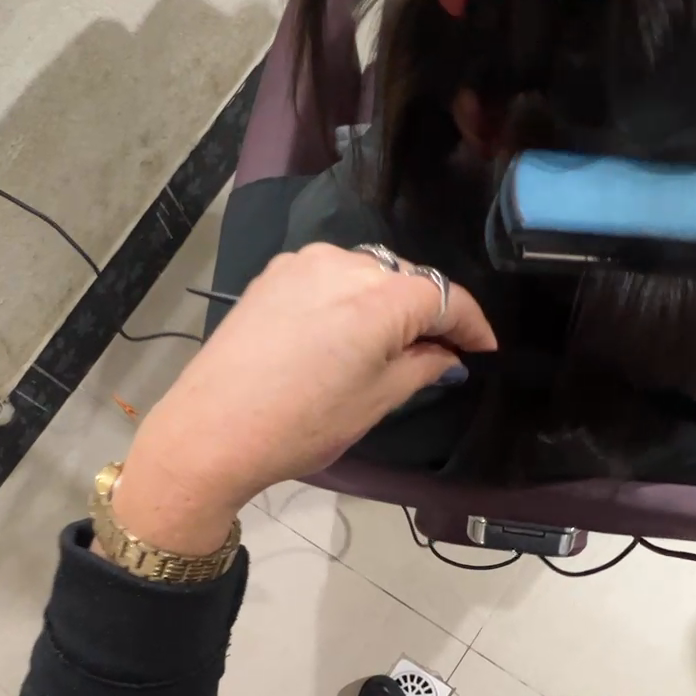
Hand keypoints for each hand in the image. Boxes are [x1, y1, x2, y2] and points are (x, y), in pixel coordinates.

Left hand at [107, 243, 497, 554]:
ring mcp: (303, 264)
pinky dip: (348, 298)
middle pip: (406, 279)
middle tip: (433, 354)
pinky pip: (330, 276)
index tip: (483, 350)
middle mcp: (344, 265)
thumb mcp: (374, 403)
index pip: (445, 297)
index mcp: (379, 299)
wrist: (212, 431)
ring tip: (383, 345)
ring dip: (385, 303)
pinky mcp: (273, 274)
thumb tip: (447, 354)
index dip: (471, 324)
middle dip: (427, 313)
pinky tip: (341, 332)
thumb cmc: (299, 426)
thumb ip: (421, 367)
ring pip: (367, 273)